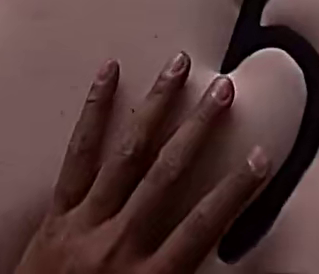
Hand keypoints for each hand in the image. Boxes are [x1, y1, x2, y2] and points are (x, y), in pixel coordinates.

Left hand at [13, 53, 269, 273]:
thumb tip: (223, 257)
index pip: (203, 226)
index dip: (236, 191)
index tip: (262, 156)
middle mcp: (119, 244)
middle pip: (168, 172)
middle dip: (199, 126)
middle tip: (222, 88)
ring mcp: (85, 223)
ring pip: (128, 151)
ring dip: (157, 104)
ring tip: (176, 64)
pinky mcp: (56, 213)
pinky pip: (77, 154)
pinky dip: (95, 111)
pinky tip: (109, 72)